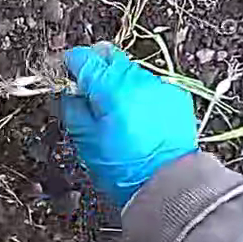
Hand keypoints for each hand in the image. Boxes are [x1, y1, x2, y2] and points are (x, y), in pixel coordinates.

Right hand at [61, 43, 197, 207]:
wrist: (169, 185)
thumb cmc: (125, 169)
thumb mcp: (86, 140)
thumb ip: (72, 108)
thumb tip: (67, 90)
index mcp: (112, 88)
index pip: (83, 58)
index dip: (71, 65)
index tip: (66, 74)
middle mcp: (138, 80)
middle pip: (109, 57)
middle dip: (95, 70)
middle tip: (89, 93)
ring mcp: (159, 86)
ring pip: (130, 70)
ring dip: (118, 82)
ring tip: (115, 111)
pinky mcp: (176, 96)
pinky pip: (151, 85)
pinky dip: (140, 94)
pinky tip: (137, 117)